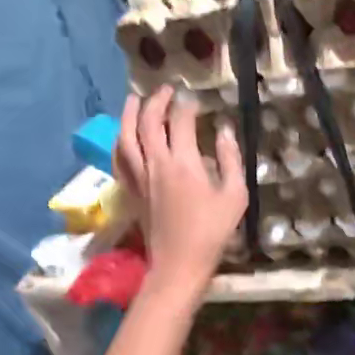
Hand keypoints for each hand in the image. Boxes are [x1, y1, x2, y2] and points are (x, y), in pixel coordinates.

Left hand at [115, 87, 247, 299]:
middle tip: (165, 91)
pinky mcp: (131, 191)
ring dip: (130, 114)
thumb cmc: (212, 232)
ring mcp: (139, 177)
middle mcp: (156, 164)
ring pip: (126, 137)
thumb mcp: (235, 195)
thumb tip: (224, 131)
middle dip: (156, 101)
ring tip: (134, 100)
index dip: (186, 106)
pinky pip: (119, 159)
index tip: (194, 100)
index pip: (180, 121)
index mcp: (183, 163)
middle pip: (148, 122)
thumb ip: (230, 159)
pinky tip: (124, 136)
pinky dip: (120, 142)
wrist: (179, 264)